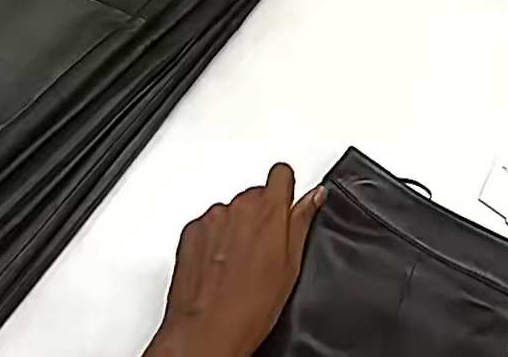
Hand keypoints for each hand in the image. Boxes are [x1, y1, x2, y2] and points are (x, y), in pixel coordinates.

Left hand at [142, 164, 325, 356]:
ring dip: (236, 227)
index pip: (281, 173)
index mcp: (270, 209)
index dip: (284, 189)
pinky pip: (209, 224)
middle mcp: (241, 205)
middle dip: (260, 215)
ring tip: (237, 264)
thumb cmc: (249, 308)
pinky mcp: (192, 229)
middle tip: (261, 250)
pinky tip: (217, 267)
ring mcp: (214, 216)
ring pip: (232, 210)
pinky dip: (213, 239)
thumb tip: (315, 195)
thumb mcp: (291, 266)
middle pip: (256, 194)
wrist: (205, 334)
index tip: (284, 205)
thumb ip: (303, 220)